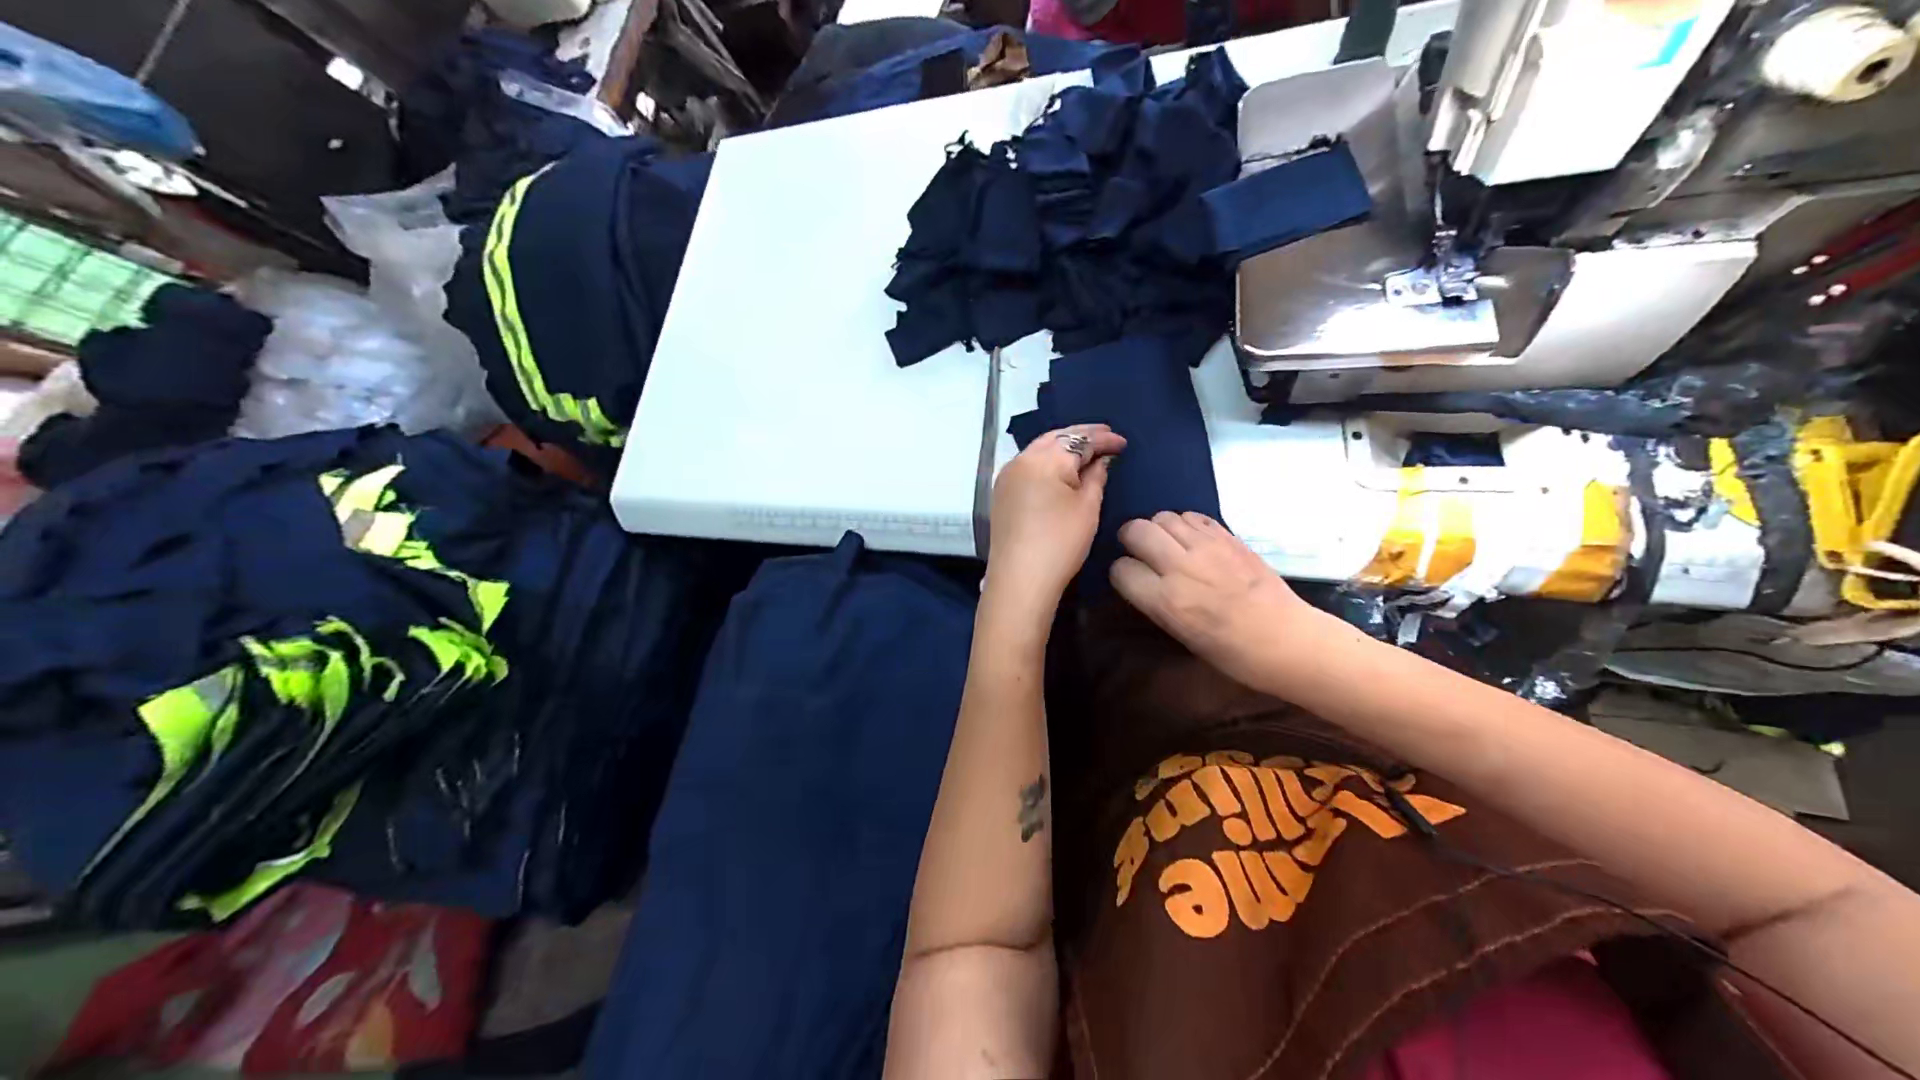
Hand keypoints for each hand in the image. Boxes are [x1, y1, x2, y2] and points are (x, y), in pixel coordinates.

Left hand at [986, 424, 1126, 603]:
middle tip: (1105, 437)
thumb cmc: (1060, 542)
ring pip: (1039, 450)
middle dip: (1081, 436)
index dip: (1104, 439)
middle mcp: (1021, 459)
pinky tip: (1060, 468)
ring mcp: (1007, 475)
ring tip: (1086, 450)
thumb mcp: (1087, 507)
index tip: (1123, 443)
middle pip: (1056, 438)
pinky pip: (1028, 465)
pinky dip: (1047, 461)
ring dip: (1062, 446)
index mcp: (1045, 459)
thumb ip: (1096, 477)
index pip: (1079, 439)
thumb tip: (1100, 460)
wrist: (1020, 579)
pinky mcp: (1002, 492)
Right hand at [1109, 512, 1332, 692]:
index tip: (1130, 579)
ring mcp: (1207, 547)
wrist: (1286, 639)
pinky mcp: (1228, 537)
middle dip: (1131, 539)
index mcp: (1167, 601)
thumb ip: (1155, 602)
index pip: (1120, 569)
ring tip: (1167, 543)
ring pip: (1163, 516)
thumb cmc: (1231, 653)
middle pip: (1135, 530)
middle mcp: (1182, 567)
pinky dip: (1185, 524)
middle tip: (1140, 551)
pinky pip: (1193, 515)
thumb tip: (1139, 579)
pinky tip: (1191, 540)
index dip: (1122, 573)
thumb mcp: (1180, 634)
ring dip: (1158, 528)